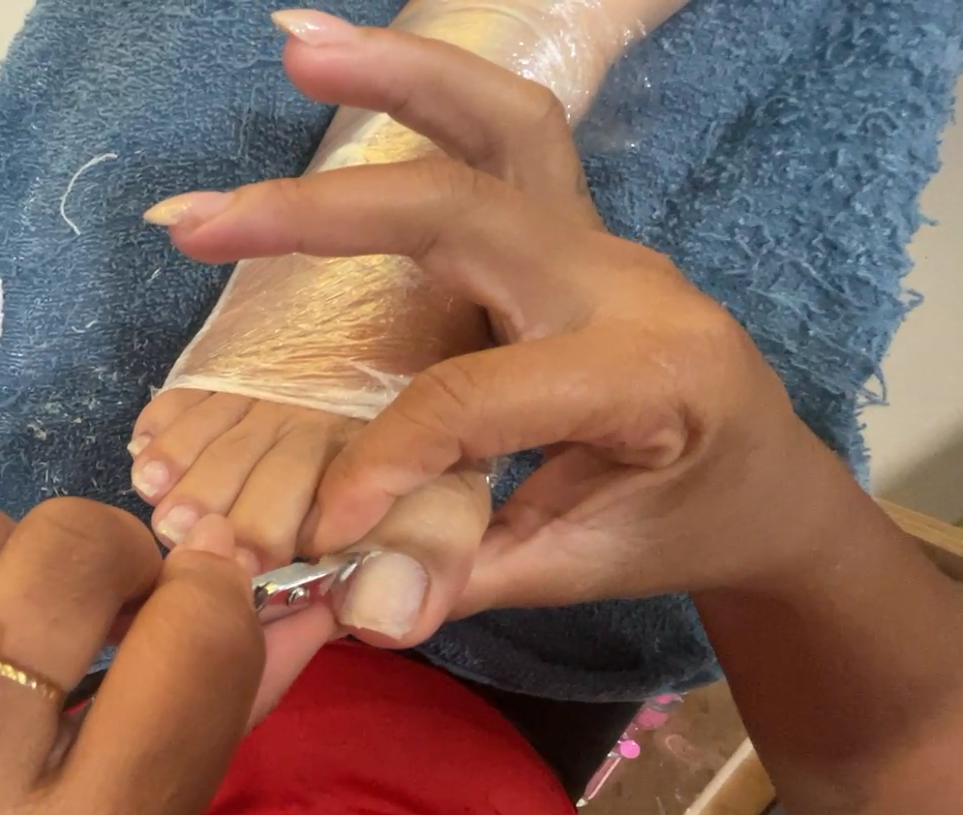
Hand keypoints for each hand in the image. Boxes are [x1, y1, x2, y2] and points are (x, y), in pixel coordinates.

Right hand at [151, 35, 859, 619]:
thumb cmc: (679, 524)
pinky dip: (420, 94)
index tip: (325, 532)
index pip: (469, 399)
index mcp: (643, 373)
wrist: (762, 478)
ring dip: (394, 78)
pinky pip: (501, 139)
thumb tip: (353, 609)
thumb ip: (464, 579)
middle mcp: (621, 280)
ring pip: (503, 122)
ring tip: (293, 47)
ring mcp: (594, 241)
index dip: (382, 466)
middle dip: (318, 214)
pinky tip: (346, 70)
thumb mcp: (580, 570)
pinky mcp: (563, 234)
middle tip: (200, 220)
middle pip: (464, 204)